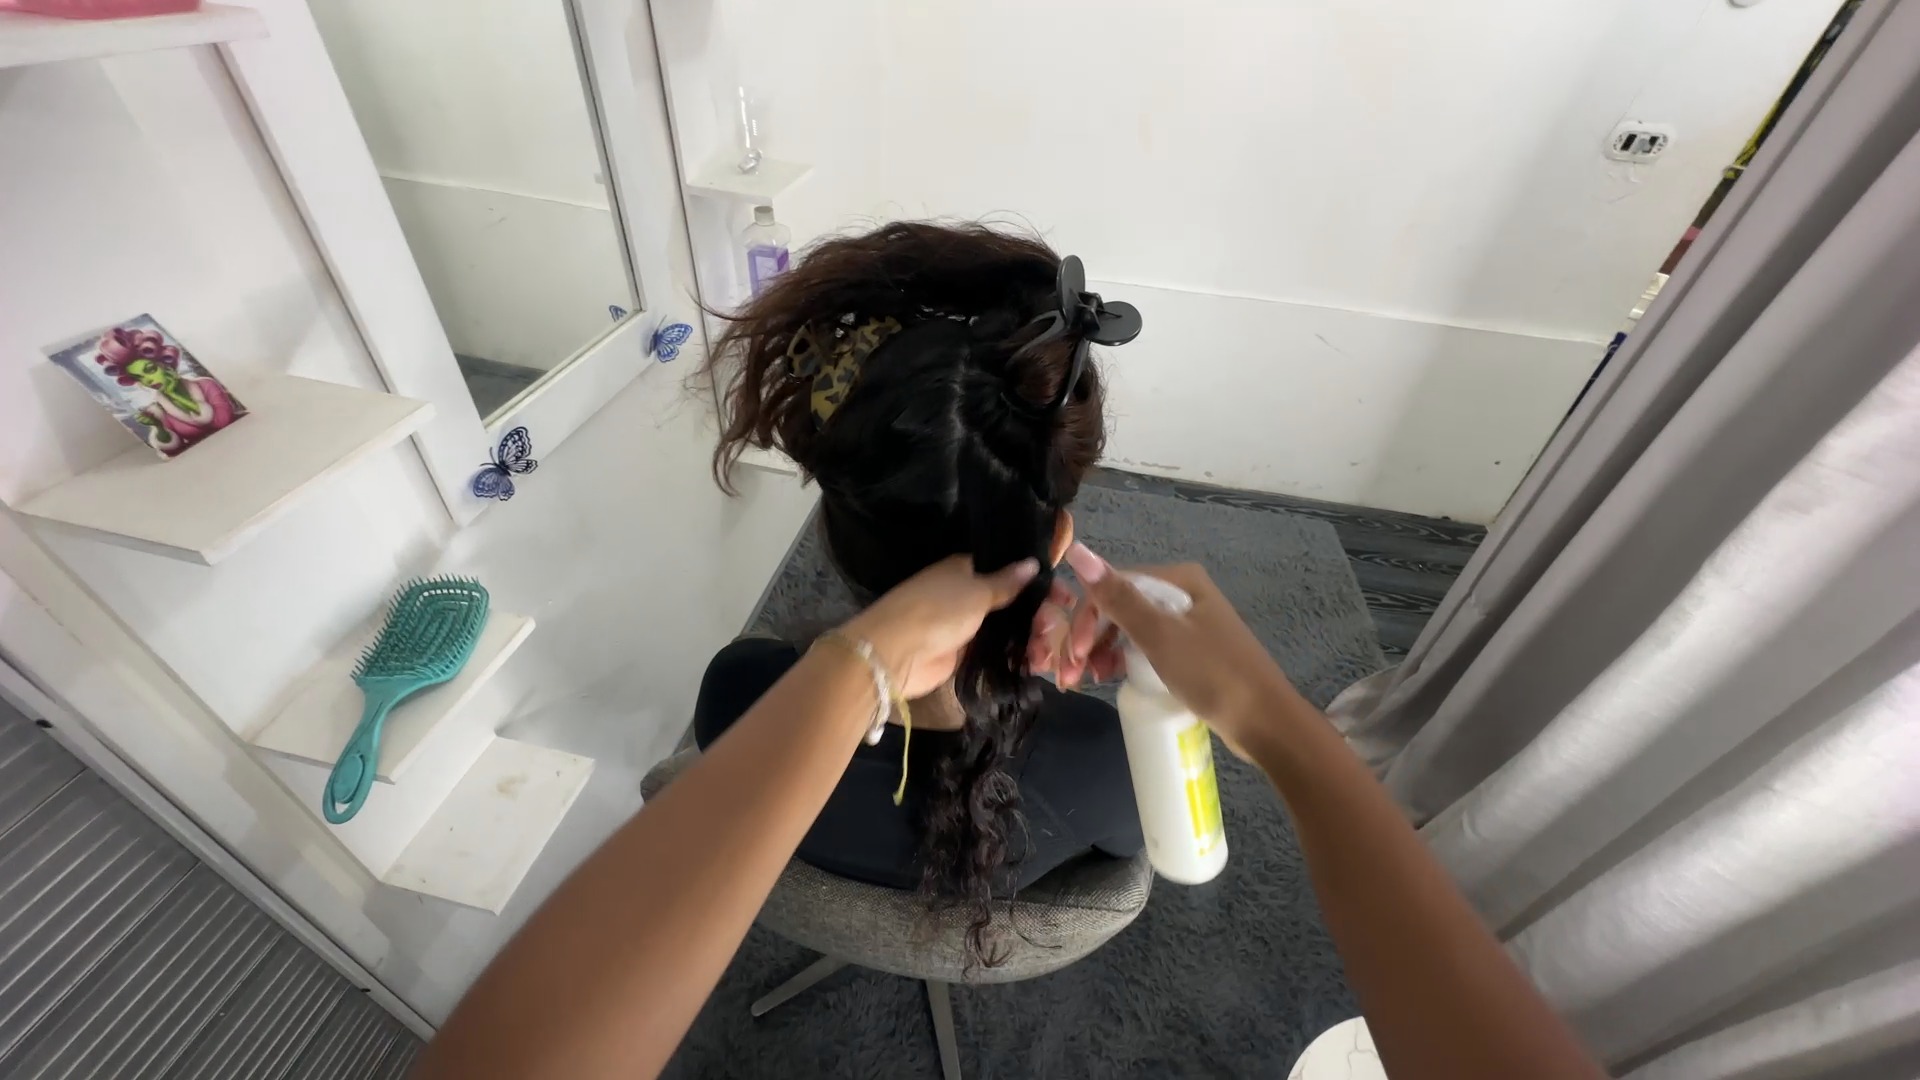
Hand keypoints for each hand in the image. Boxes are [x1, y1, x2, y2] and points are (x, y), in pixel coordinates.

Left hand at [842, 555, 1039, 698]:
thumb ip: (1006, 582)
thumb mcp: (976, 591)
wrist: (896, 652)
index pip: (1009, 570)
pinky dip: (1014, 654)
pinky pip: (996, 649)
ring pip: (1006, 627)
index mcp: (966, 569)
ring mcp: (965, 624)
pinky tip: (1037, 661)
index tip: (1065, 597)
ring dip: (1029, 636)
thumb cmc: (937, 611)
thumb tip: (1032, 562)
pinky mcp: (963, 652)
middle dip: (1037, 613)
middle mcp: (966, 593)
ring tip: (1047, 650)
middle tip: (1057, 627)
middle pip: (1011, 600)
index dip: (1037, 582)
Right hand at [1046, 543, 1304, 753]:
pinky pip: (1143, 647)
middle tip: (1072, 674)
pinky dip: (1121, 660)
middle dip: (1089, 638)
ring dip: (1100, 651)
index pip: (1113, 586)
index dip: (1086, 618)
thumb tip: (1078, 550)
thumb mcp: (1160, 636)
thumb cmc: (1213, 675)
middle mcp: (1182, 595)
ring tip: (1087, 680)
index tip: (1074, 656)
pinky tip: (1109, 677)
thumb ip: (1117, 597)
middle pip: (1118, 607)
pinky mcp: (1189, 652)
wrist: (1266, 724)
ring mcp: (1186, 624)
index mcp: (1177, 581)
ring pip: (1128, 629)